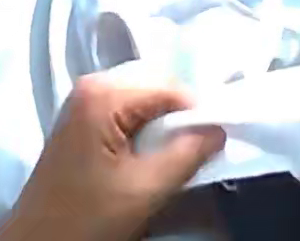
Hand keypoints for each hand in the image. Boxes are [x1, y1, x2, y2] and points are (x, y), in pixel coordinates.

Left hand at [0, 74, 225, 240]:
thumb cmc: (87, 218)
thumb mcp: (142, 191)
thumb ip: (184, 156)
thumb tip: (219, 129)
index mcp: (103, 93)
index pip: (165, 86)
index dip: (194, 111)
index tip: (215, 138)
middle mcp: (92, 82)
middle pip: (152, 84)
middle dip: (178, 112)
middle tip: (199, 144)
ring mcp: (83, 96)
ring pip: (140, 94)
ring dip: (162, 118)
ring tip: (178, 149)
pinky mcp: (81, 114)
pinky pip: (124, 105)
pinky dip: (143, 122)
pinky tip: (152, 148)